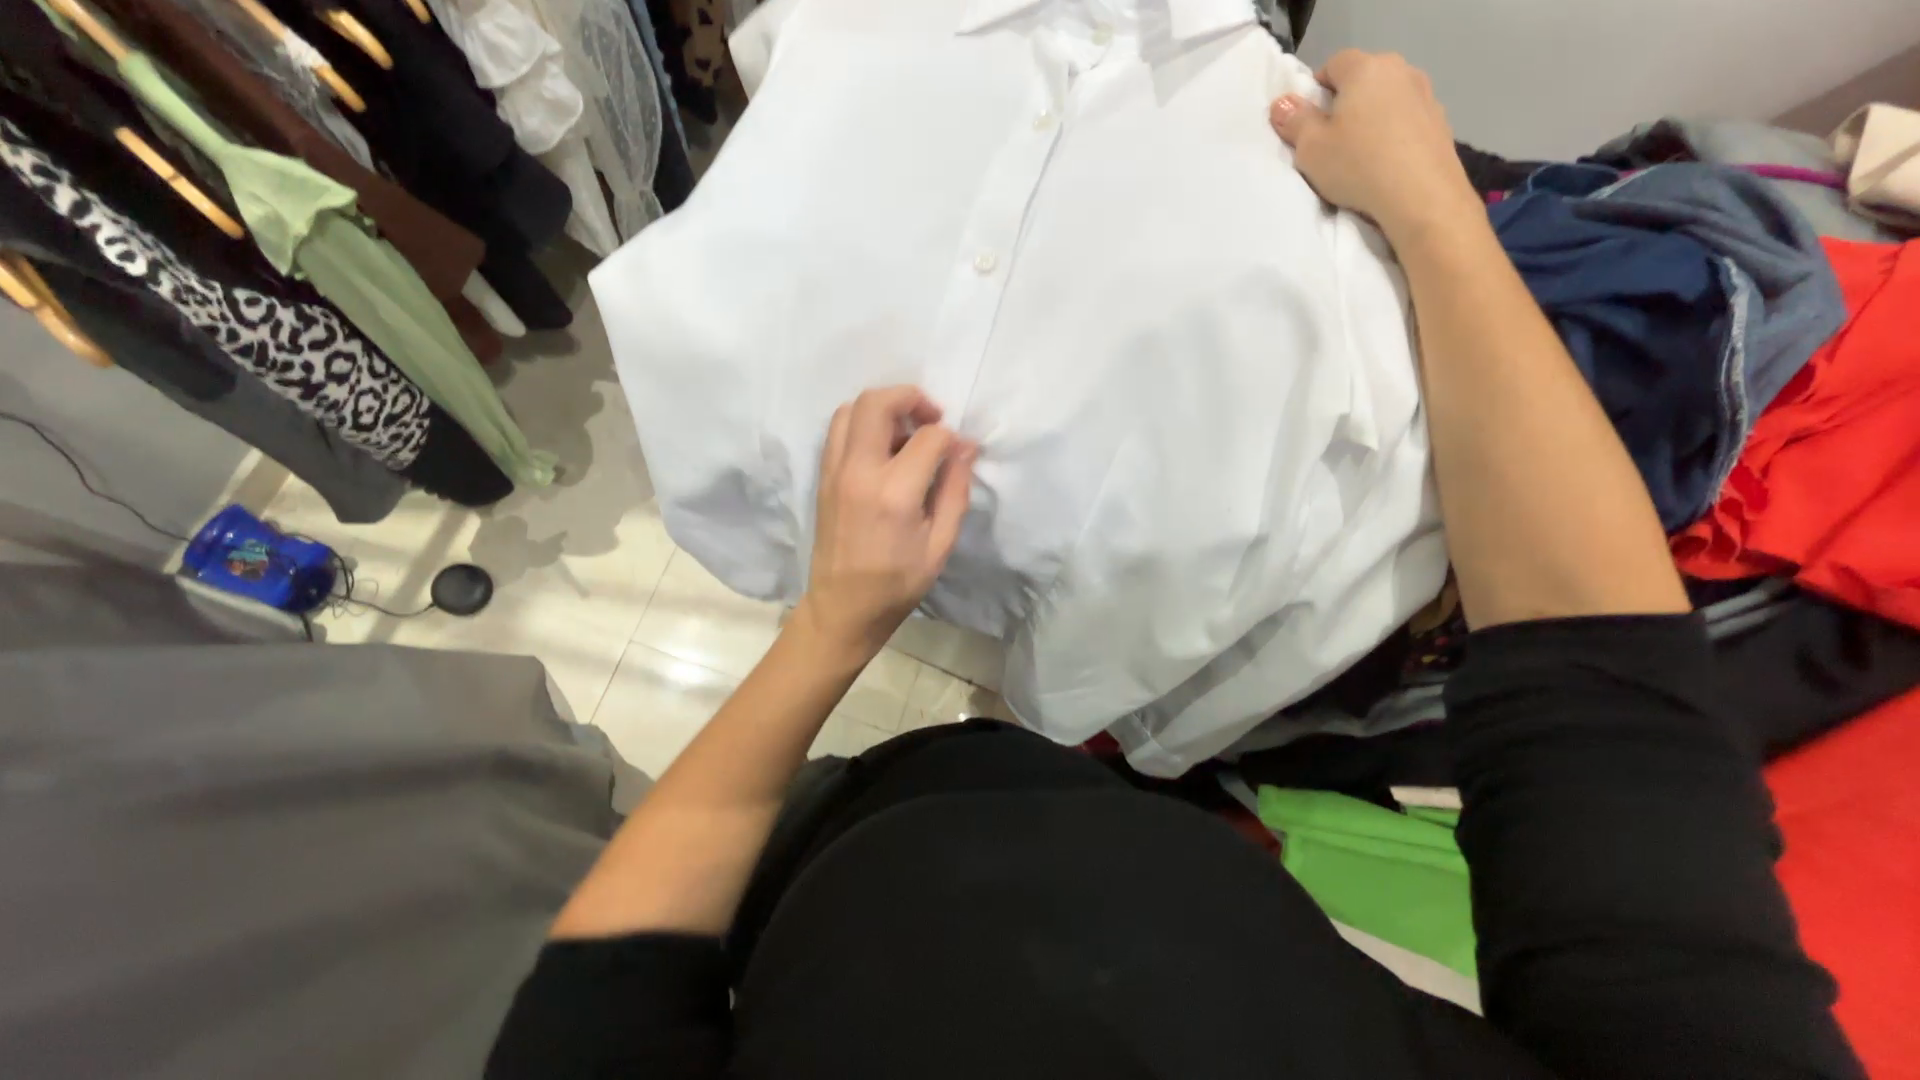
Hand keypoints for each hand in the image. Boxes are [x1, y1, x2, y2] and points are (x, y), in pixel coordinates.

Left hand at [793, 386, 977, 658]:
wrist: (843, 607)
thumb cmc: (897, 583)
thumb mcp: (940, 543)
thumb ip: (955, 489)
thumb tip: (964, 447)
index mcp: (893, 493)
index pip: (928, 437)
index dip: (950, 439)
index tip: (959, 453)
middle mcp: (858, 472)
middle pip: (877, 402)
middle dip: (910, 398)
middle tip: (931, 418)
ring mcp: (834, 471)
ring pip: (851, 408)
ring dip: (883, 408)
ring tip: (905, 432)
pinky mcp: (823, 477)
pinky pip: (839, 430)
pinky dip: (863, 424)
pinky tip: (884, 448)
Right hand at [1269, 50, 1481, 239]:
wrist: (1421, 196)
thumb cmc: (1358, 165)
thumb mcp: (1311, 149)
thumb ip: (1295, 121)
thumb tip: (1282, 103)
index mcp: (1366, 68)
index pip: (1335, 63)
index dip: (1317, 89)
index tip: (1310, 121)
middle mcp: (1401, 70)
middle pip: (1364, 79)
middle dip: (1346, 102)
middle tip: (1331, 139)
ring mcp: (1426, 94)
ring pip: (1388, 99)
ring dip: (1372, 117)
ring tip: (1361, 153)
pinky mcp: (1441, 121)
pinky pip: (1407, 120)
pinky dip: (1394, 133)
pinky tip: (1386, 162)